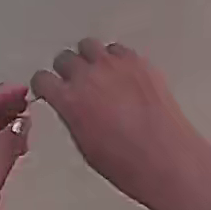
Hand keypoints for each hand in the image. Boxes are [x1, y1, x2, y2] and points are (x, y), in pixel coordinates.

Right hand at [30, 40, 210, 209]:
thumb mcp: (85, 146)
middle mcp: (88, 76)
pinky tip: (121, 74)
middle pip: (64, 57)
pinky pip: (118, 50)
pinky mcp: (137, 61)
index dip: (44, 84)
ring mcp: (114, 65)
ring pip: (89, 46)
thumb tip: (71, 108)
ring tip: (97, 71)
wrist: (168, 160)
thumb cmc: (130, 164)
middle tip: (74, 80)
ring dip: (89, 58)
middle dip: (66, 69)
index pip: (42, 78)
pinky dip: (116, 58)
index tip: (47, 86)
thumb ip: (73, 117)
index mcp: (70, 100)